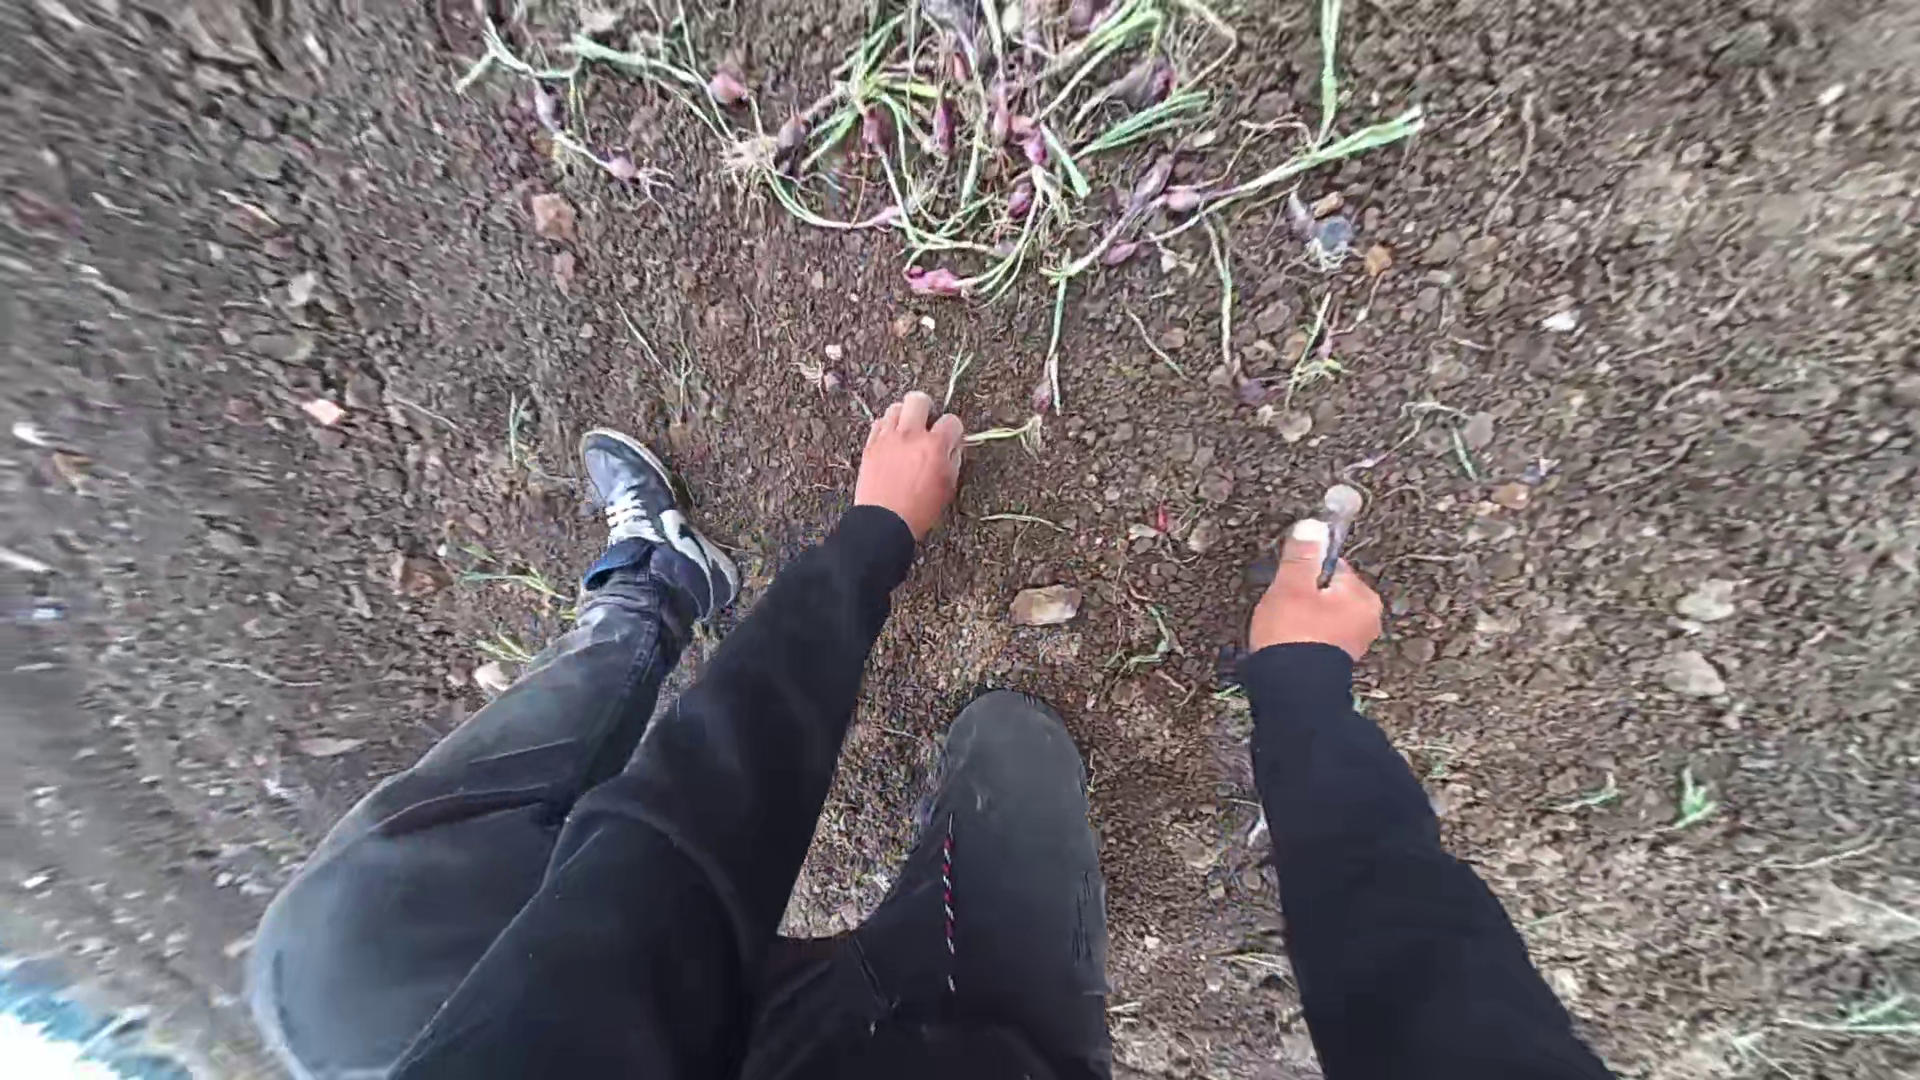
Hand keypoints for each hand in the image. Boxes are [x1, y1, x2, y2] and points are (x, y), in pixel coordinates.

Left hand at [855, 391, 964, 540]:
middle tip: (927, 423)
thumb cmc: (919, 510)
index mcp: (934, 445)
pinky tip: (891, 441)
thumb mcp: (947, 487)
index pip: (951, 420)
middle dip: (926, 408)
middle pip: (918, 400)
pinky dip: (886, 428)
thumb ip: (952, 460)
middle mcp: (910, 435)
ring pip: (895, 408)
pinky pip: (878, 424)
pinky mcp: (871, 446)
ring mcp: (887, 438)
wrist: (884, 522)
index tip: (950, 437)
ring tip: (907, 431)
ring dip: (904, 416)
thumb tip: (953, 447)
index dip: (953, 429)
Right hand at [1249, 518, 1382, 659]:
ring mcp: (1353, 639)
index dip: (1304, 571)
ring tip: (1281, 626)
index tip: (1287, 581)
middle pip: (1328, 589)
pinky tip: (1287, 640)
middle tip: (1282, 605)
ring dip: (1302, 614)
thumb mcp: (1291, 587)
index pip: (1333, 565)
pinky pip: (1320, 632)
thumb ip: (1302, 556)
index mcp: (1361, 596)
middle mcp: (1366, 617)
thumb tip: (1312, 527)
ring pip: (1322, 611)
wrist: (1292, 688)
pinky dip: (1304, 633)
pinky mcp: (1338, 657)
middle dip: (1303, 594)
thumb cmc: (1293, 636)